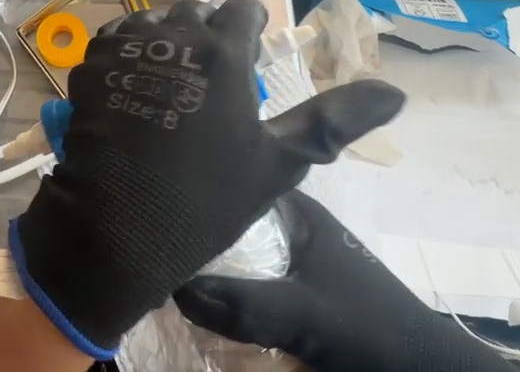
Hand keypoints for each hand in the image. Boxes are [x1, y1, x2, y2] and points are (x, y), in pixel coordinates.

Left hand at [10, 0, 404, 358]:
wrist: (118, 223)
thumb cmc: (207, 197)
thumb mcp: (279, 162)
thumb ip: (334, 120)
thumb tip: (397, 93)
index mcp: (224, 51)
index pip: (243, 8)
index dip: (250, 25)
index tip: (252, 45)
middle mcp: (175, 33)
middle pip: (195, 11)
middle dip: (206, 31)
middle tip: (209, 70)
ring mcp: (127, 44)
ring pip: (152, 20)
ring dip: (164, 38)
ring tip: (170, 76)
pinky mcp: (92, 59)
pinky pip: (115, 38)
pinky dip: (127, 51)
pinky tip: (134, 83)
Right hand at [176, 189, 519, 371]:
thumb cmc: (372, 333)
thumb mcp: (305, 315)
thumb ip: (242, 302)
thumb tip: (174, 287)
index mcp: (293, 211)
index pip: (230, 186)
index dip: (194, 194)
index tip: (155, 208)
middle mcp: (286, 228)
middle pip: (224, 222)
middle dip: (191, 234)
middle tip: (148, 245)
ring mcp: (287, 263)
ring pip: (230, 255)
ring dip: (203, 267)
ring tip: (158, 270)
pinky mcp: (287, 295)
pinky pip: (240, 285)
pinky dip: (218, 293)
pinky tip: (190, 304)